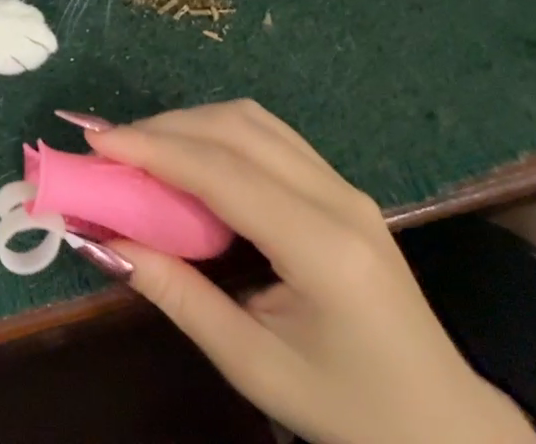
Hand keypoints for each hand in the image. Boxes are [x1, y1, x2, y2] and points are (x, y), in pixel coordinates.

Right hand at [84, 102, 535, 443]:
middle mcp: (339, 200)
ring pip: (252, 122)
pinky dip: (214, 134)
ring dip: (187, 124)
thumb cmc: (345, 404)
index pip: (223, 173)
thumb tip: (98, 240)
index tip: (93, 141)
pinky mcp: (340, 189)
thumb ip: (175, 294)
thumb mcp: (251, 362)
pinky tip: (185, 158)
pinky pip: (268, 137)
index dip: (153, 148)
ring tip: (136, 150)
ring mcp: (345, 188)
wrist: (442, 422)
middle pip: (236, 129)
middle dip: (161, 128)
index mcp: (322, 248)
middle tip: (103, 148)